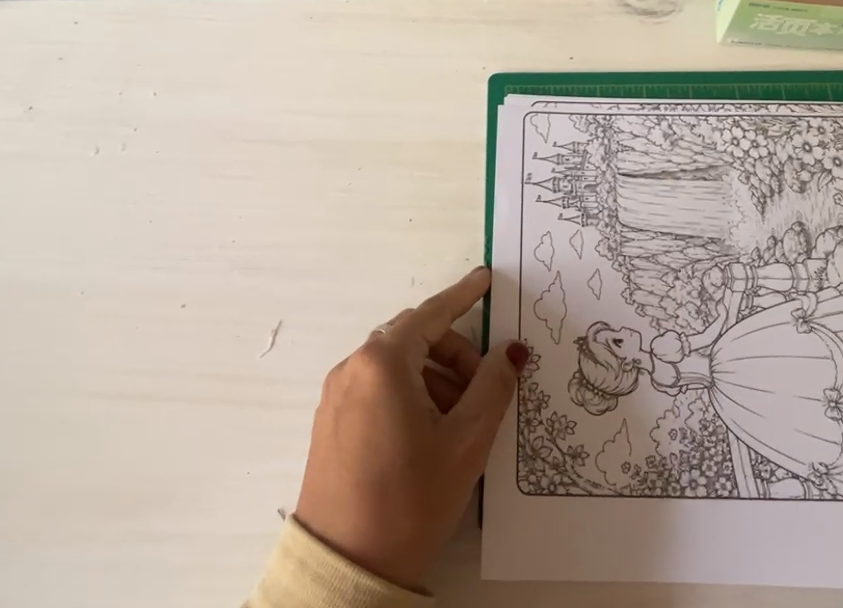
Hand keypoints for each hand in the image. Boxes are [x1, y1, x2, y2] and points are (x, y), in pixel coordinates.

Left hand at [293, 267, 526, 591]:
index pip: (431, 314)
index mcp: (383, 363)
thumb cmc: (410, 499)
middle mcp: (354, 367)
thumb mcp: (465, 442)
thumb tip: (510, 351)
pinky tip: (431, 430)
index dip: (463, 295)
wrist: (346, 564)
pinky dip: (411, 392)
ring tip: (461, 419)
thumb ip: (492, 386)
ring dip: (435, 376)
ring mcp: (338, 394)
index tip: (486, 279)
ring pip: (397, 363)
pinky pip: (379, 386)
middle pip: (414, 337)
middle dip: (454, 352)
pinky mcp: (333, 420)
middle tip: (485, 384)